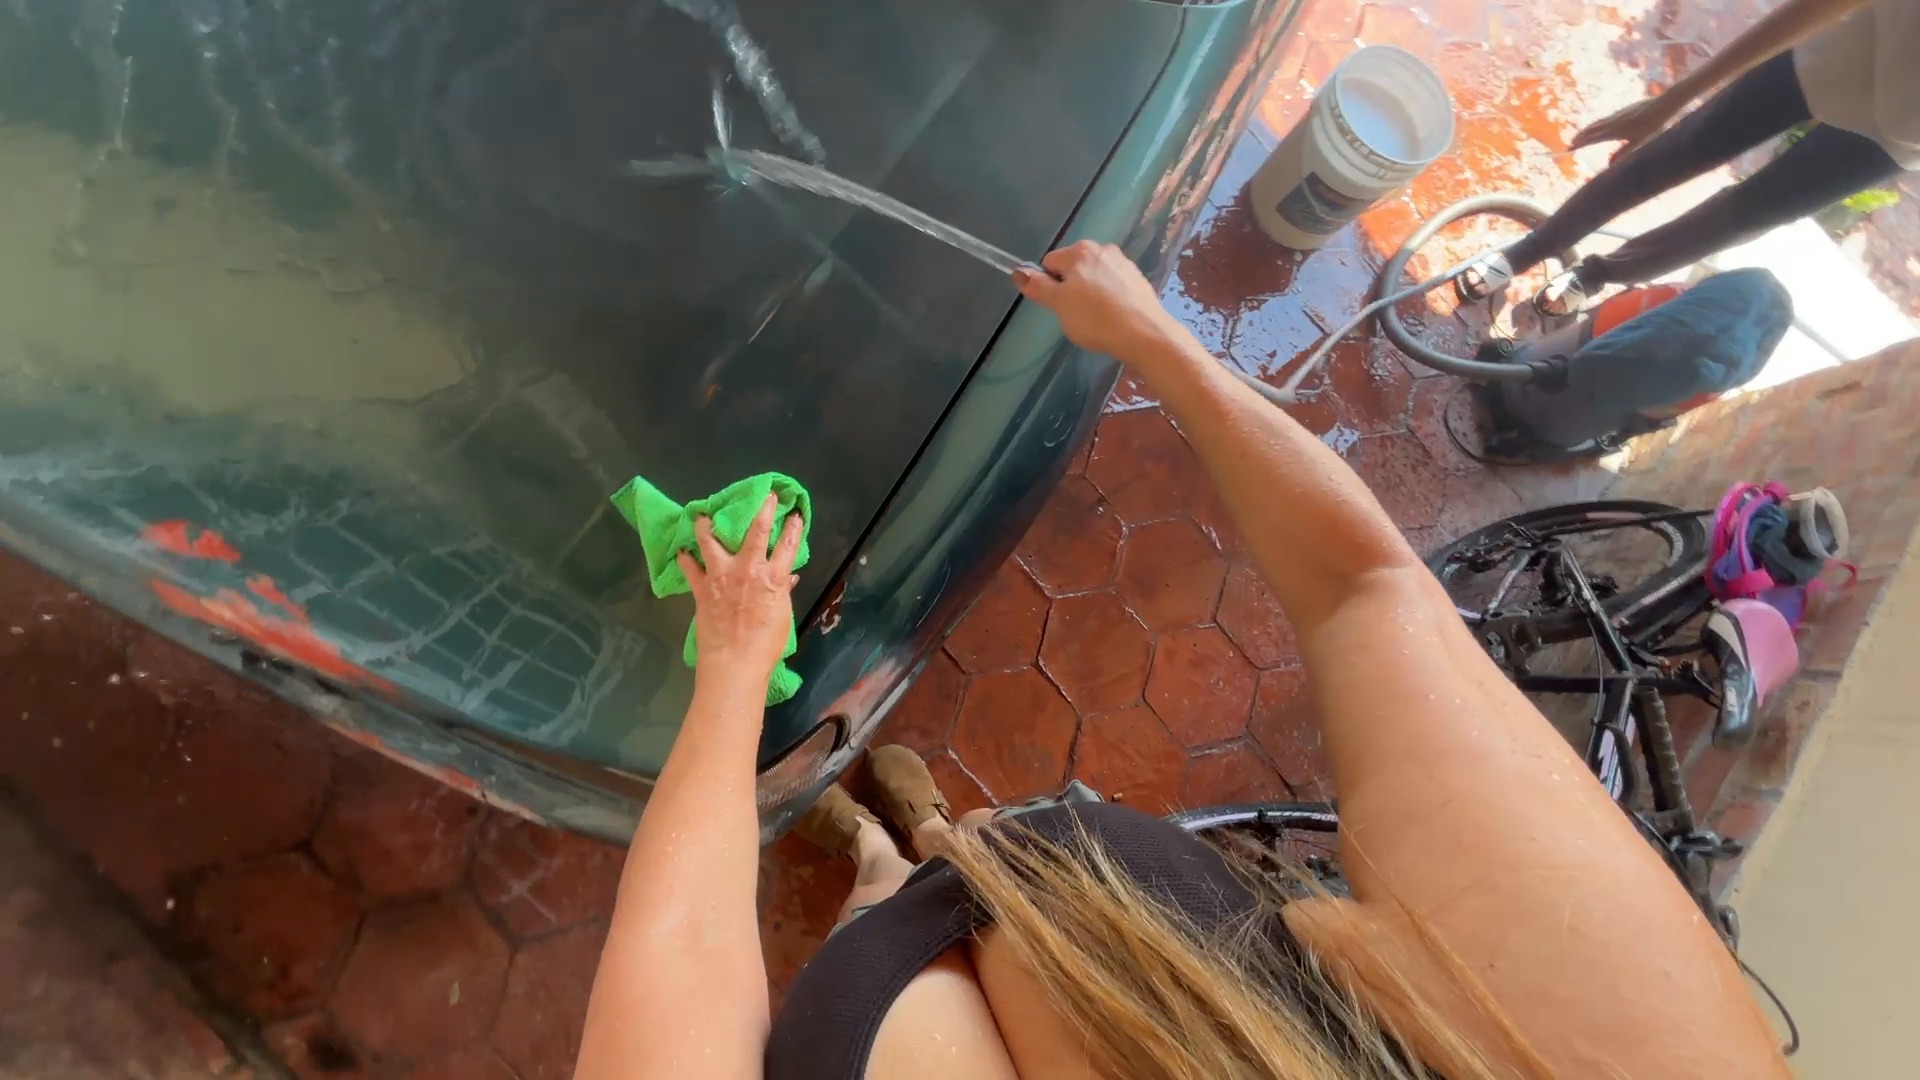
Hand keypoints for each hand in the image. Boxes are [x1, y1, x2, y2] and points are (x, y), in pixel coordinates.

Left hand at [678, 494, 803, 681]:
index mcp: (773, 577)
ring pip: (712, 543)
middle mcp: (747, 569)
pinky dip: (686, 560)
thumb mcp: (783, 616)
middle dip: (762, 510)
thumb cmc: (766, 644)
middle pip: (756, 532)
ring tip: (702, 516)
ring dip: (707, 527)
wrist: (734, 663)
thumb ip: (783, 593)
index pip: (787, 545)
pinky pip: (691, 569)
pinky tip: (682, 552)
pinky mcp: (702, 589)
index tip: (794, 513)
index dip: (793, 527)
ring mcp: (721, 577)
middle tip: (765, 496)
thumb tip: (788, 578)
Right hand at [1013, 240, 1181, 360]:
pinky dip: (1109, 298)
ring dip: (1089, 294)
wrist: (1144, 333)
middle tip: (1076, 314)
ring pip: (1094, 277)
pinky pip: (1113, 286)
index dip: (1048, 286)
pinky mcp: (1138, 279)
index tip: (1058, 307)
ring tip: (1096, 318)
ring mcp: (1123, 263)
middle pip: (1073, 268)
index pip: (1049, 263)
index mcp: (1079, 251)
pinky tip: (1113, 317)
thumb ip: (1037, 286)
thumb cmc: (1095, 319)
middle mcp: (1102, 249)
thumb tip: (1018, 272)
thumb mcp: (1059, 304)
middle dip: (1070, 288)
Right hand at [1569, 96, 1682, 153]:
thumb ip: (1623, 153)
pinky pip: (1605, 119)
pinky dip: (1598, 124)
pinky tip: (1599, 125)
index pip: (1592, 139)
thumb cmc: (1655, 123)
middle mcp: (1613, 122)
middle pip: (1591, 130)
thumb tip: (1609, 166)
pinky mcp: (1624, 110)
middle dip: (1580, 137)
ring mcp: (1618, 115)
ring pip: (1598, 123)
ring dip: (1587, 130)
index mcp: (1614, 131)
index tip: (1569, 149)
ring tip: (1580, 135)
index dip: (1580, 144)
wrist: (1666, 102)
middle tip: (1571, 144)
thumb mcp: (1639, 141)